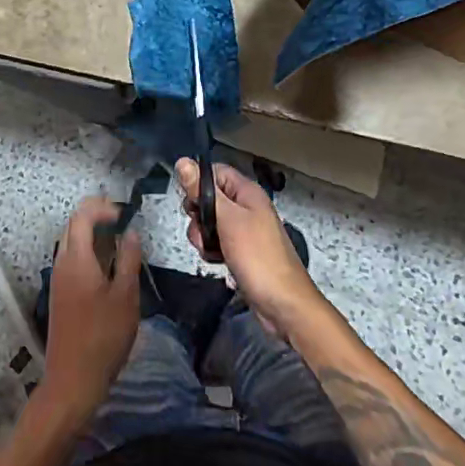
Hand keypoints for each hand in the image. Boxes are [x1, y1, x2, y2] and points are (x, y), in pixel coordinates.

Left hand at [44, 197, 140, 414]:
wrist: (72, 379)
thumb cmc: (103, 337)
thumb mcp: (125, 297)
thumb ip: (128, 260)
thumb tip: (130, 232)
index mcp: (76, 259)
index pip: (81, 216)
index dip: (101, 207)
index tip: (123, 212)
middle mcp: (62, 263)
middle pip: (72, 225)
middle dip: (94, 215)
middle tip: (120, 218)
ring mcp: (58, 279)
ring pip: (70, 242)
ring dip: (90, 233)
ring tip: (116, 238)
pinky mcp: (60, 293)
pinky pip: (71, 258)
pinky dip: (87, 249)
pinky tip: (105, 264)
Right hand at [177, 159, 324, 334]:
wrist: (283, 304)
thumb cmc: (256, 256)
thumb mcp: (227, 219)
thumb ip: (203, 191)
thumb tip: (182, 161)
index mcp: (247, 192)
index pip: (214, 172)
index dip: (198, 183)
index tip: (188, 202)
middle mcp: (246, 206)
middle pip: (209, 198)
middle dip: (198, 214)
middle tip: (201, 231)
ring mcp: (244, 230)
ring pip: (210, 222)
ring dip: (203, 236)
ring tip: (210, 251)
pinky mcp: (241, 251)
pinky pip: (217, 242)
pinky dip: (211, 250)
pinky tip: (215, 261)